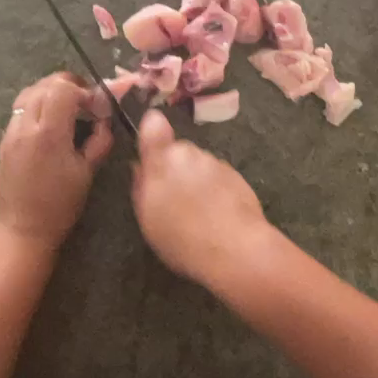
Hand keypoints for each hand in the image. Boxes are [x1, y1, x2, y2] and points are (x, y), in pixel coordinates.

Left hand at [0, 72, 112, 248]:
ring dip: (49, 92)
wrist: (23, 229)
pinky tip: (49, 121)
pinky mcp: (4, 140)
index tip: (94, 104)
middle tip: (84, 100)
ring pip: (28, 94)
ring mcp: (11, 132)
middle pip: (44, 86)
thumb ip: (99, 141)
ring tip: (66, 106)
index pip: (62, 89)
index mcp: (49, 134)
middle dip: (67, 85)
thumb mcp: (87, 174)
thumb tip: (106, 119)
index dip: (82, 90)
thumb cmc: (60, 205)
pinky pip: (20, 109)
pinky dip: (36, 105)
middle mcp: (26, 127)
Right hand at [130, 109, 271, 283]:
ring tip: (199, 213)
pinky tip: (218, 215)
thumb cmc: (182, 238)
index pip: (153, 128)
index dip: (152, 133)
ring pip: (200, 166)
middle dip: (176, 169)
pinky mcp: (238, 176)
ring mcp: (216, 163)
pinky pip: (219, 178)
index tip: (152, 148)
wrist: (235, 249)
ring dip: (197, 181)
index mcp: (161, 161)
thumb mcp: (148, 219)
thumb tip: (139, 167)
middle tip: (175, 200)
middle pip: (178, 153)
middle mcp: (189, 154)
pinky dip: (216, 190)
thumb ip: (141, 187)